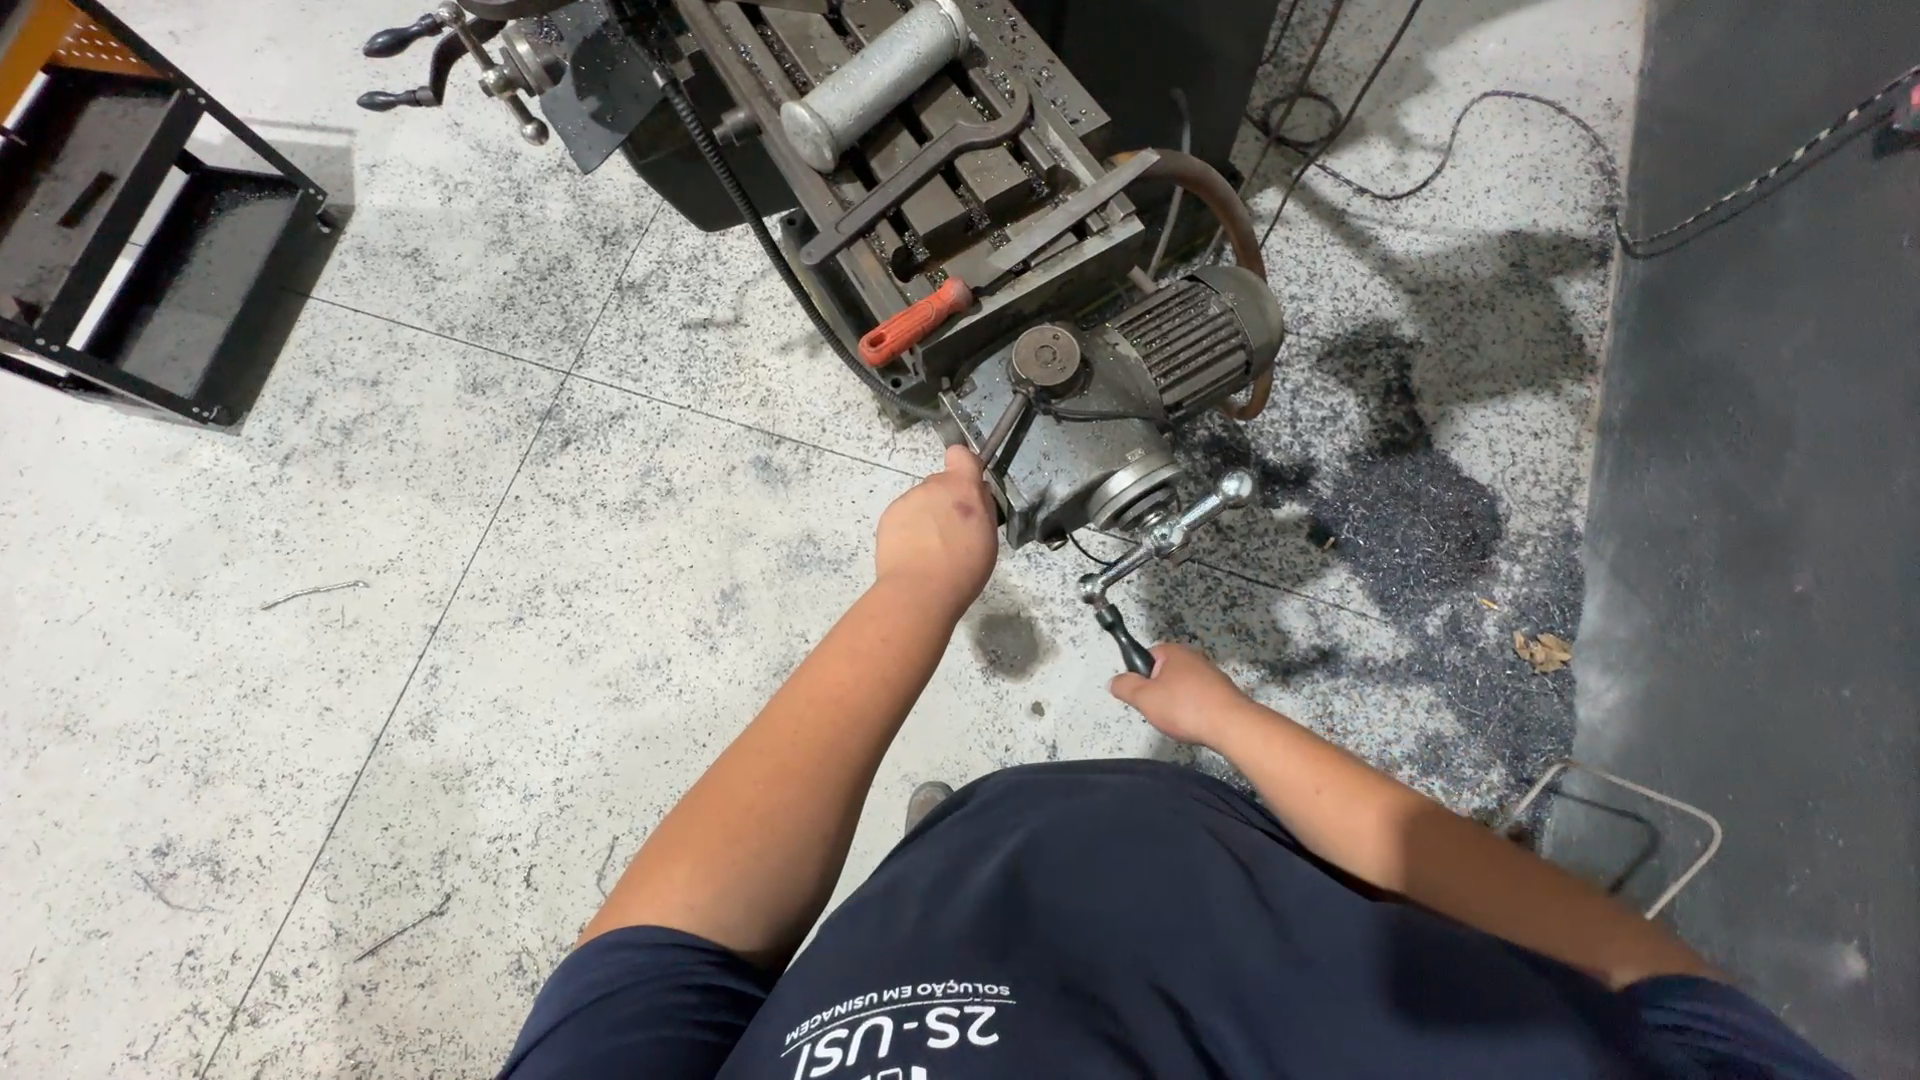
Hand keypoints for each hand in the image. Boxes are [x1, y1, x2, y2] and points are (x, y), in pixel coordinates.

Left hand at [874, 445, 999, 620]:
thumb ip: (982, 507)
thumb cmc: (963, 568)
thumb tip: (977, 492)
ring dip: (926, 517)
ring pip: (920, 501)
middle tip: (950, 534)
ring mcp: (908, 500)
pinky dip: (908, 529)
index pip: (961, 454)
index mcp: (963, 488)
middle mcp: (933, 487)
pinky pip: (903, 516)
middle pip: (940, 484)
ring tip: (929, 550)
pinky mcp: (888, 516)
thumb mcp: (988, 538)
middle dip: (945, 501)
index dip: (964, 466)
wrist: (919, 590)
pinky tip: (912, 553)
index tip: (966, 486)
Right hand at [1109, 643, 1255, 747]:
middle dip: (1158, 692)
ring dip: (1176, 703)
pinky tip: (1194, 724)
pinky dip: (1193, 710)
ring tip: (1178, 720)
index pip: (1146, 656)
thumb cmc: (1184, 707)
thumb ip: (1125, 687)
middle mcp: (1193, 657)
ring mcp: (1211, 674)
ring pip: (1182, 688)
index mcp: (1173, 652)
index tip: (1141, 695)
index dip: (1139, 676)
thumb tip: (1114, 681)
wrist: (1231, 725)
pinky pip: (1199, 698)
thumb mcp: (1143, 698)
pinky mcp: (1223, 692)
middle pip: (1164, 674)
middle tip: (1157, 710)